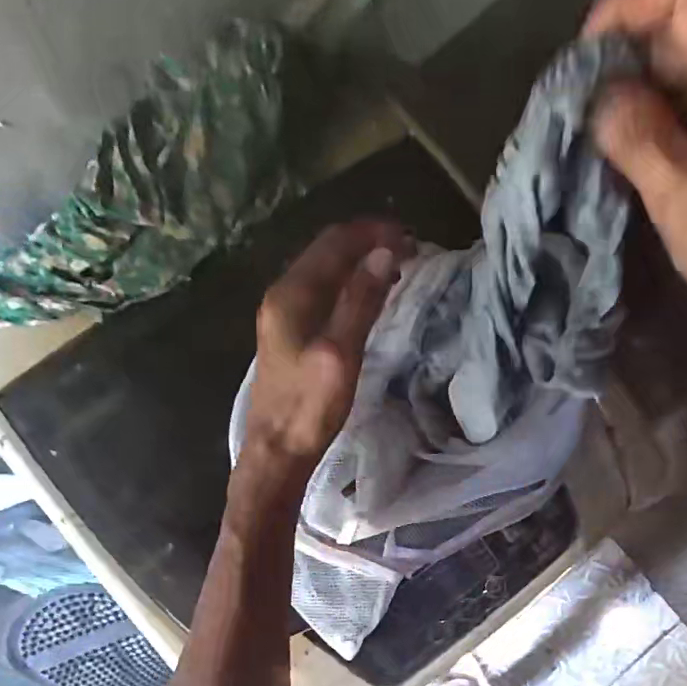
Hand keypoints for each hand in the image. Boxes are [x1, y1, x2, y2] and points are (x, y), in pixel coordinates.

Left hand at [244, 220, 408, 475]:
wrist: (276, 452)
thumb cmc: (309, 408)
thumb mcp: (341, 353)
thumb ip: (360, 302)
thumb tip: (384, 254)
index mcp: (291, 294)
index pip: (334, 242)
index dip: (372, 233)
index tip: (411, 237)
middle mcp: (282, 296)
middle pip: (326, 251)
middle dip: (367, 242)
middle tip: (409, 248)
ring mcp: (282, 315)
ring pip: (324, 271)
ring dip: (358, 262)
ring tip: (396, 266)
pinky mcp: (289, 334)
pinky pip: (322, 293)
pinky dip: (348, 285)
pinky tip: (367, 295)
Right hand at [587, 0, 686, 322]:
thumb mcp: (680, 195)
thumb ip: (635, 134)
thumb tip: (597, 92)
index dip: (627, 4)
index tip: (581, 57)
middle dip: (628, 39)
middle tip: (584, 93)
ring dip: (639, 67)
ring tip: (599, 113)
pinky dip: (658, 90)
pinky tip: (631, 125)